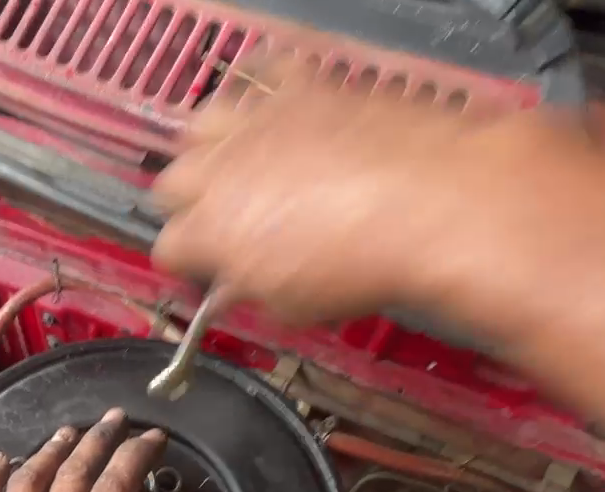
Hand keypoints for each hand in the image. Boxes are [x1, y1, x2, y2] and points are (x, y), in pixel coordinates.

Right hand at [151, 61, 584, 321]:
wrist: (436, 203)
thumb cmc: (363, 262)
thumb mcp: (290, 306)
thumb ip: (249, 289)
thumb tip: (238, 286)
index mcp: (208, 231)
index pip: (168, 249)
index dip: (185, 265)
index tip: (206, 272)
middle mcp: (220, 170)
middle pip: (170, 183)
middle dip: (187, 205)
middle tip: (217, 222)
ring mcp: (260, 122)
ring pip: (200, 123)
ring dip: (210, 146)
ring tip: (236, 165)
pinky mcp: (304, 87)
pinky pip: (264, 72)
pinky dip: (262, 88)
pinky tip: (274, 108)